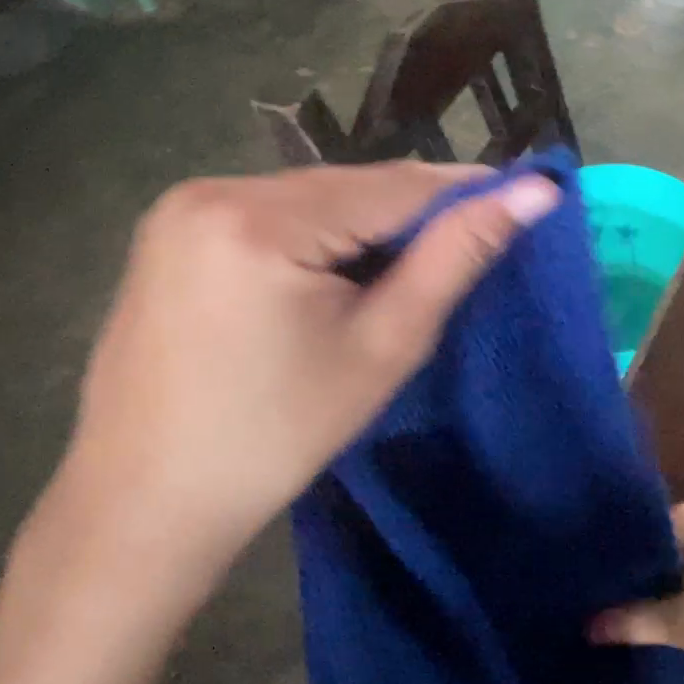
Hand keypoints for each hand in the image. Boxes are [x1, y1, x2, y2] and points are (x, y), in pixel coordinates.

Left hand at [62, 160, 559, 564]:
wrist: (146, 499)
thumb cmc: (281, 432)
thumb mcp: (387, 342)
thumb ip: (459, 255)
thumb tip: (537, 191)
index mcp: (262, 220)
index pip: (399, 185)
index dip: (469, 193)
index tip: (529, 204)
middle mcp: (215, 189)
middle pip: (355, 185)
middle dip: (417, 215)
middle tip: (468, 257)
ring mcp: (184, 205)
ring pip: (320, 196)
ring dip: (372, 225)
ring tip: (404, 279)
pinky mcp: (173, 228)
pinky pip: (278, 210)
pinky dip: (325, 233)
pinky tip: (340, 279)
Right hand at [589, 504, 683, 651]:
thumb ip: (635, 623)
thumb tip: (589, 626)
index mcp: (678, 517)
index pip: (624, 532)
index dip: (601, 561)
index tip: (577, 586)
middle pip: (647, 541)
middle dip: (626, 571)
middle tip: (591, 601)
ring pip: (670, 550)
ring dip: (652, 575)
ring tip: (620, 605)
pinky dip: (677, 576)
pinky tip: (665, 599)